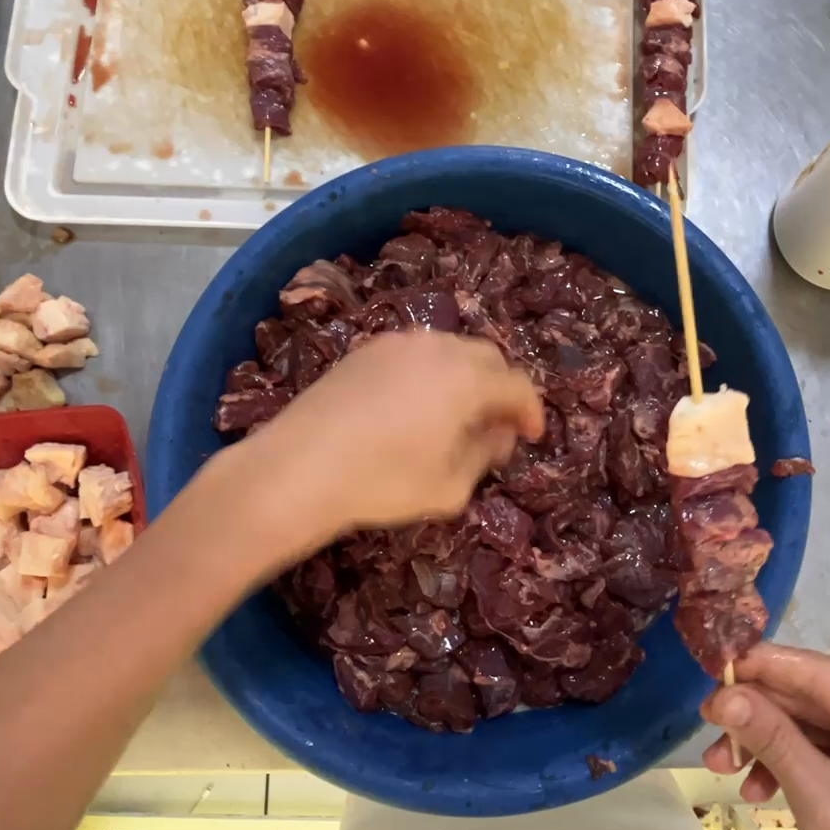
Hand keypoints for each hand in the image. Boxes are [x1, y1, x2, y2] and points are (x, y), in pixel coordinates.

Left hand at [236, 330, 543, 546]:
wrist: (297, 468)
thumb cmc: (382, 483)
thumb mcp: (449, 486)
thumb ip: (485, 454)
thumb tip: (497, 434)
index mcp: (466, 380)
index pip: (517, 385)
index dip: (531, 411)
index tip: (532, 436)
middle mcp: (437, 349)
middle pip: (487, 357)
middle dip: (500, 389)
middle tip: (496, 425)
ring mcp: (397, 344)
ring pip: (450, 350)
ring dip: (466, 377)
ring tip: (456, 415)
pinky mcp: (364, 350)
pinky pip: (415, 354)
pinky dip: (431, 373)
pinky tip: (416, 406)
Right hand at [701, 644, 829, 829]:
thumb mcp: (824, 803)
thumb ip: (773, 741)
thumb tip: (722, 696)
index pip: (818, 672)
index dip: (760, 666)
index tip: (709, 670)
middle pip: (807, 695)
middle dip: (755, 714)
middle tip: (707, 726)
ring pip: (803, 717)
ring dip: (761, 740)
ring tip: (721, 766)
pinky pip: (815, 739)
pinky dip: (782, 758)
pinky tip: (755, 786)